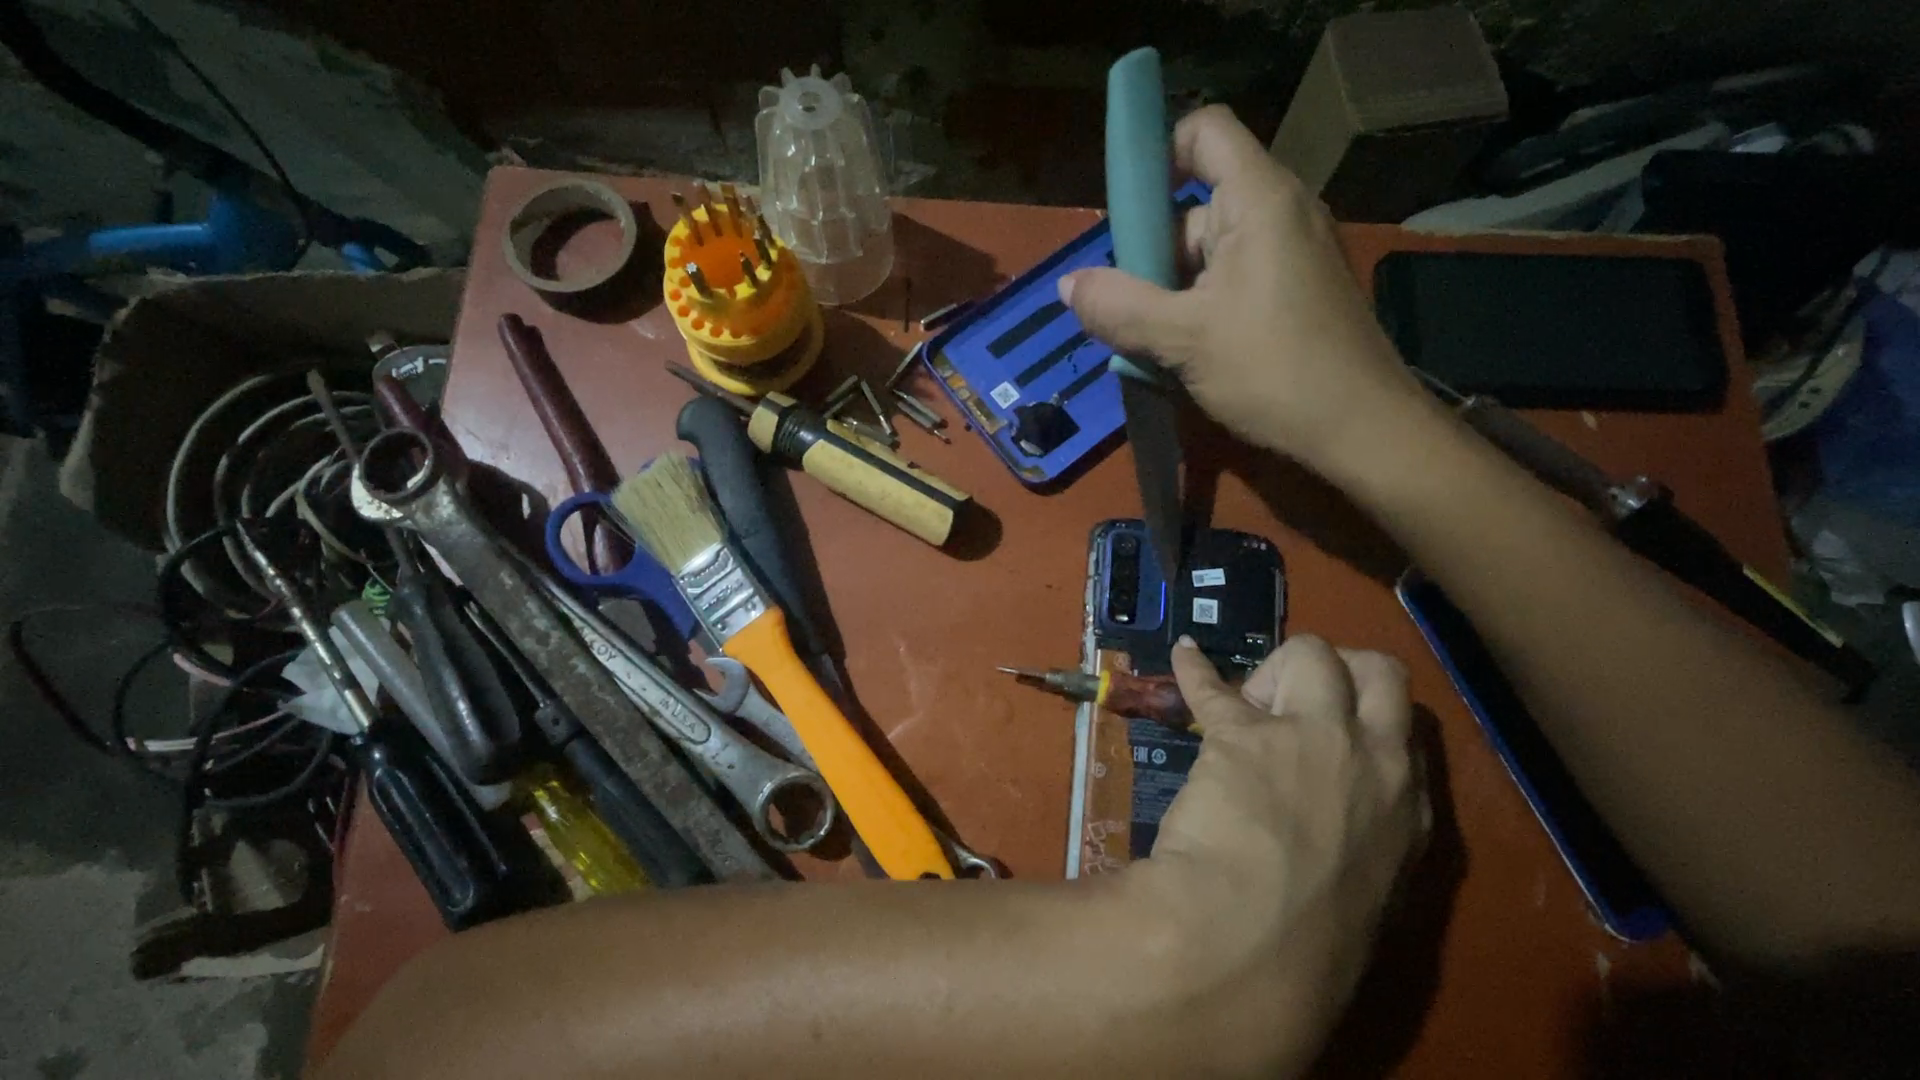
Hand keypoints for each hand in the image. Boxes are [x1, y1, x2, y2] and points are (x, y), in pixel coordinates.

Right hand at [1060, 105, 1431, 472]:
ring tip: (1154, 342)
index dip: (1159, 154)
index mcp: (1260, 199)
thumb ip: (1119, 307)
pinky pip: (1235, 279)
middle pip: (1199, 202)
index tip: (1127, 215)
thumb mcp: (1183, 339)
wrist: (1364, 430)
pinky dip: (1202, 305)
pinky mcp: (1299, 292)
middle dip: (1154, 248)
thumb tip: (1068, 285)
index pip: (1204, 130)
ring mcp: (1294, 253)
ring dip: (1172, 288)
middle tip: (1131, 307)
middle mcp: (1282, 212)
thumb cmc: (1274, 370)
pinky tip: (1187, 352)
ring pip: (1213, 250)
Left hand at [1122, 636, 1426, 1073]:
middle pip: (1380, 673)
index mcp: (1409, 812)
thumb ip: (1362, 861)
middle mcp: (1373, 762)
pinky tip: (1183, 656)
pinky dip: (1195, 670)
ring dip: (1280, 667)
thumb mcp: (1366, 907)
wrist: (1246, 945)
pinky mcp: (1242, 734)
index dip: (1367, 726)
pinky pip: (1215, 685)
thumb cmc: (1307, 950)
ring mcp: (1310, 738)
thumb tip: (1333, 853)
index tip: (1335, 735)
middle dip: (1345, 670)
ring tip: (1248, 696)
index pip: (1406, 738)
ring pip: (1312, 655)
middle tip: (1301, 697)